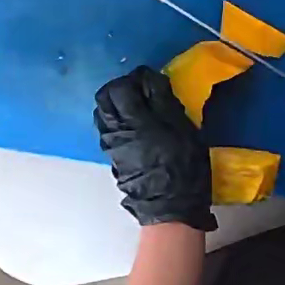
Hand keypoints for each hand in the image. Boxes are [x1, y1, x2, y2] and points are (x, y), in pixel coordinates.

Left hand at [95, 67, 216, 231]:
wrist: (169, 206)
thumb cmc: (182, 166)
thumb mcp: (181, 128)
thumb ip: (163, 102)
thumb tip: (151, 80)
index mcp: (134, 120)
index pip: (121, 87)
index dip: (136, 78)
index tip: (151, 79)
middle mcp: (115, 130)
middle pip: (104, 98)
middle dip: (120, 88)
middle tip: (140, 89)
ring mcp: (111, 144)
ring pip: (103, 113)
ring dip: (116, 104)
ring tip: (136, 107)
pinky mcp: (113, 156)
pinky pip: (107, 128)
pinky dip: (117, 120)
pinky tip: (133, 125)